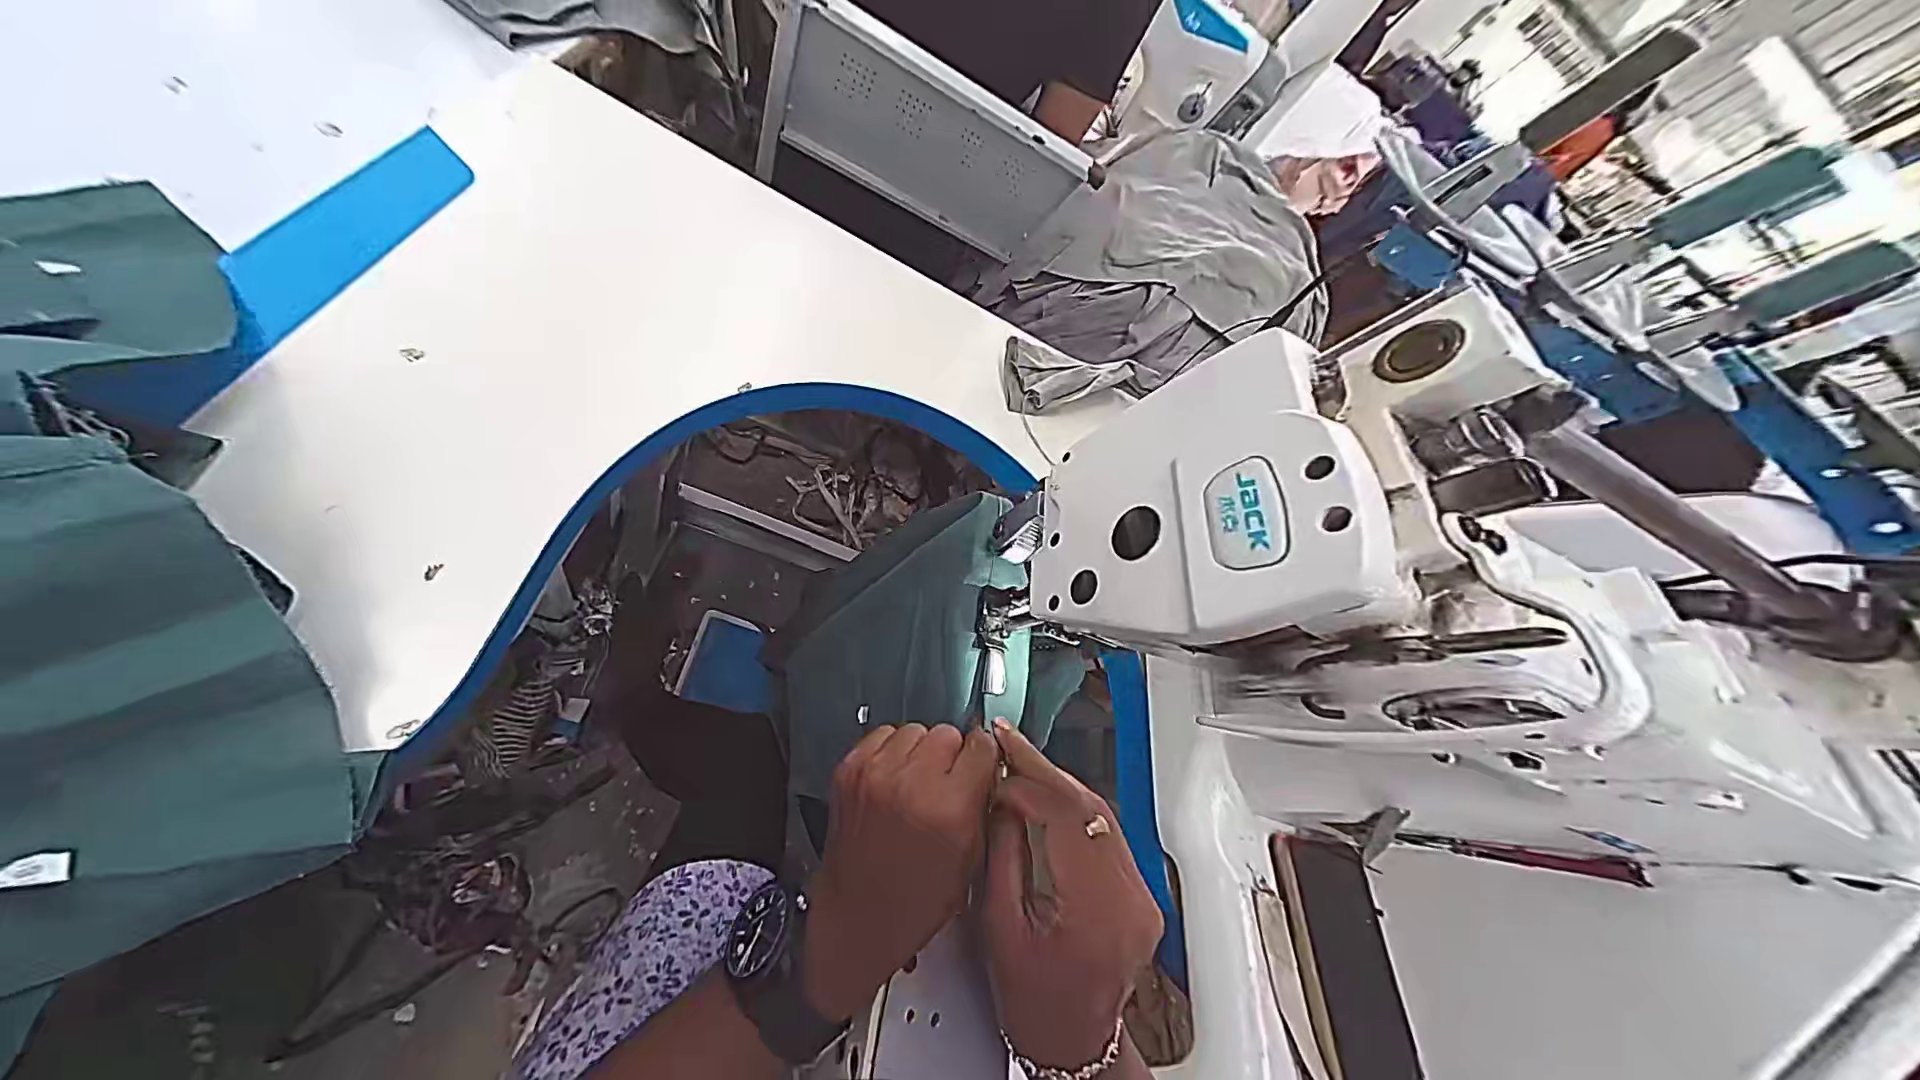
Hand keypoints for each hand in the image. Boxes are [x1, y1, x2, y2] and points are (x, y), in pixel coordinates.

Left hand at [803, 723, 998, 1021]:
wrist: (858, 915)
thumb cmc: (915, 899)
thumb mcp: (970, 858)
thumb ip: (983, 803)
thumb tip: (988, 764)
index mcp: (949, 808)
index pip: (982, 746)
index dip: (984, 756)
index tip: (981, 763)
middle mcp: (912, 783)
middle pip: (948, 733)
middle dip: (952, 754)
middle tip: (946, 780)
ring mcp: (876, 773)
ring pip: (915, 730)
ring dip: (920, 751)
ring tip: (916, 780)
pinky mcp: (850, 769)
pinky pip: (883, 735)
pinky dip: (891, 751)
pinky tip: (893, 778)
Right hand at [982, 719, 1162, 1068]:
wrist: (1075, 1044)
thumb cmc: (1035, 1003)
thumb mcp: (999, 929)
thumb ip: (1002, 858)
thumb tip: (1002, 801)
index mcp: (1096, 911)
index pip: (1066, 818)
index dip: (1027, 783)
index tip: (996, 769)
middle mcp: (1129, 897)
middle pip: (1087, 807)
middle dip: (1042, 766)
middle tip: (1007, 739)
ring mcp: (1139, 892)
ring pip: (1099, 811)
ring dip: (1056, 779)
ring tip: (1019, 756)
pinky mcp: (1137, 888)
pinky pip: (1104, 828)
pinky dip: (1071, 802)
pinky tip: (1045, 788)